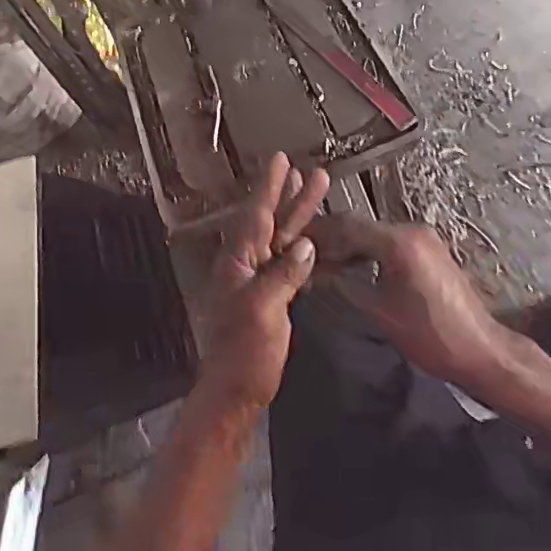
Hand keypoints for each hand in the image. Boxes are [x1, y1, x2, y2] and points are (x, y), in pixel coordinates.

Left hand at [196, 154, 328, 409]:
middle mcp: (246, 264)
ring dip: (297, 214)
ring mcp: (257, 279)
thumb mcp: (264, 310)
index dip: (269, 187)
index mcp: (238, 262)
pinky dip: (302, 243)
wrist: (236, 390)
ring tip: (314, 188)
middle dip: (289, 195)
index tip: (279, 160)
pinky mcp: (270, 294)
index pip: (256, 215)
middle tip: (307, 170)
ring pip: (281, 238)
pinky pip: (288, 260)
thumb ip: (284, 275)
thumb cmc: (245, 352)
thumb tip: (304, 246)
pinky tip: (314, 235)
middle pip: (271, 221)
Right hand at [306, 213, 520, 390]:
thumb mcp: (379, 311)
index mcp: (399, 241)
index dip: (316, 232)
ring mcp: (421, 237)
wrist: (480, 351)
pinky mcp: (425, 249)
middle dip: (328, 237)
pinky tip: (346, 264)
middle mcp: (410, 229)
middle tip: (298, 250)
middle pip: (358, 225)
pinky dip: (364, 250)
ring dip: (345, 244)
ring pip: (371, 232)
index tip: (290, 240)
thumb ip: (344, 284)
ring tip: (316, 259)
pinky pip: (386, 242)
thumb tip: (314, 270)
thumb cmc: (431, 336)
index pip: (347, 225)